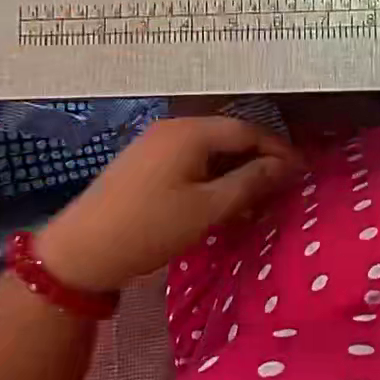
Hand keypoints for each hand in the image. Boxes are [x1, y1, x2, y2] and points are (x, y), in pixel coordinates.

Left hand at [33, 117, 302, 291]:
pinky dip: (212, 174)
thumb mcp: (207, 209)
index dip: (278, 150)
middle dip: (258, 159)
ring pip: (210, 148)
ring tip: (256, 197)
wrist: (78, 253)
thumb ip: (250, 182)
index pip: (248, 131)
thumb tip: (287, 166)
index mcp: (190, 132)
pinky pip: (191, 158)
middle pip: (229, 136)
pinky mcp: (144, 160)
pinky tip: (221, 198)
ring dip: (235, 169)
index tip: (301, 172)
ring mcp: (155, 142)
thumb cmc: (149, 228)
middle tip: (282, 186)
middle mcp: (173, 127)